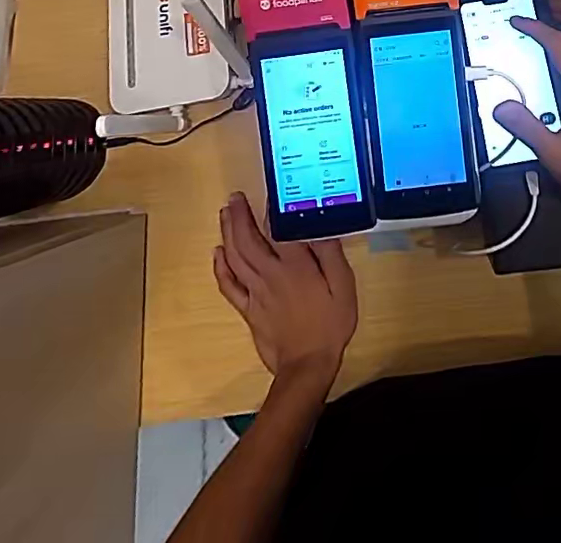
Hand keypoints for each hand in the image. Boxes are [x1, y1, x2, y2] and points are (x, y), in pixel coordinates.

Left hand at [214, 193, 357, 386]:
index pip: (275, 230)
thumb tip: (319, 227)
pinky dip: (220, 267)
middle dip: (238, 216)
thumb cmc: (329, 324)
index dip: (267, 210)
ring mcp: (255, 292)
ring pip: (235, 257)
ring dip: (227, 233)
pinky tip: (218, 253)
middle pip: (247, 240)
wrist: (308, 366)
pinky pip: (229, 285)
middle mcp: (270, 274)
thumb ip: (330, 254)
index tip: (263, 193)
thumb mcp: (343, 286)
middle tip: (235, 198)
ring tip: (225, 214)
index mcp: (294, 266)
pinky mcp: (248, 309)